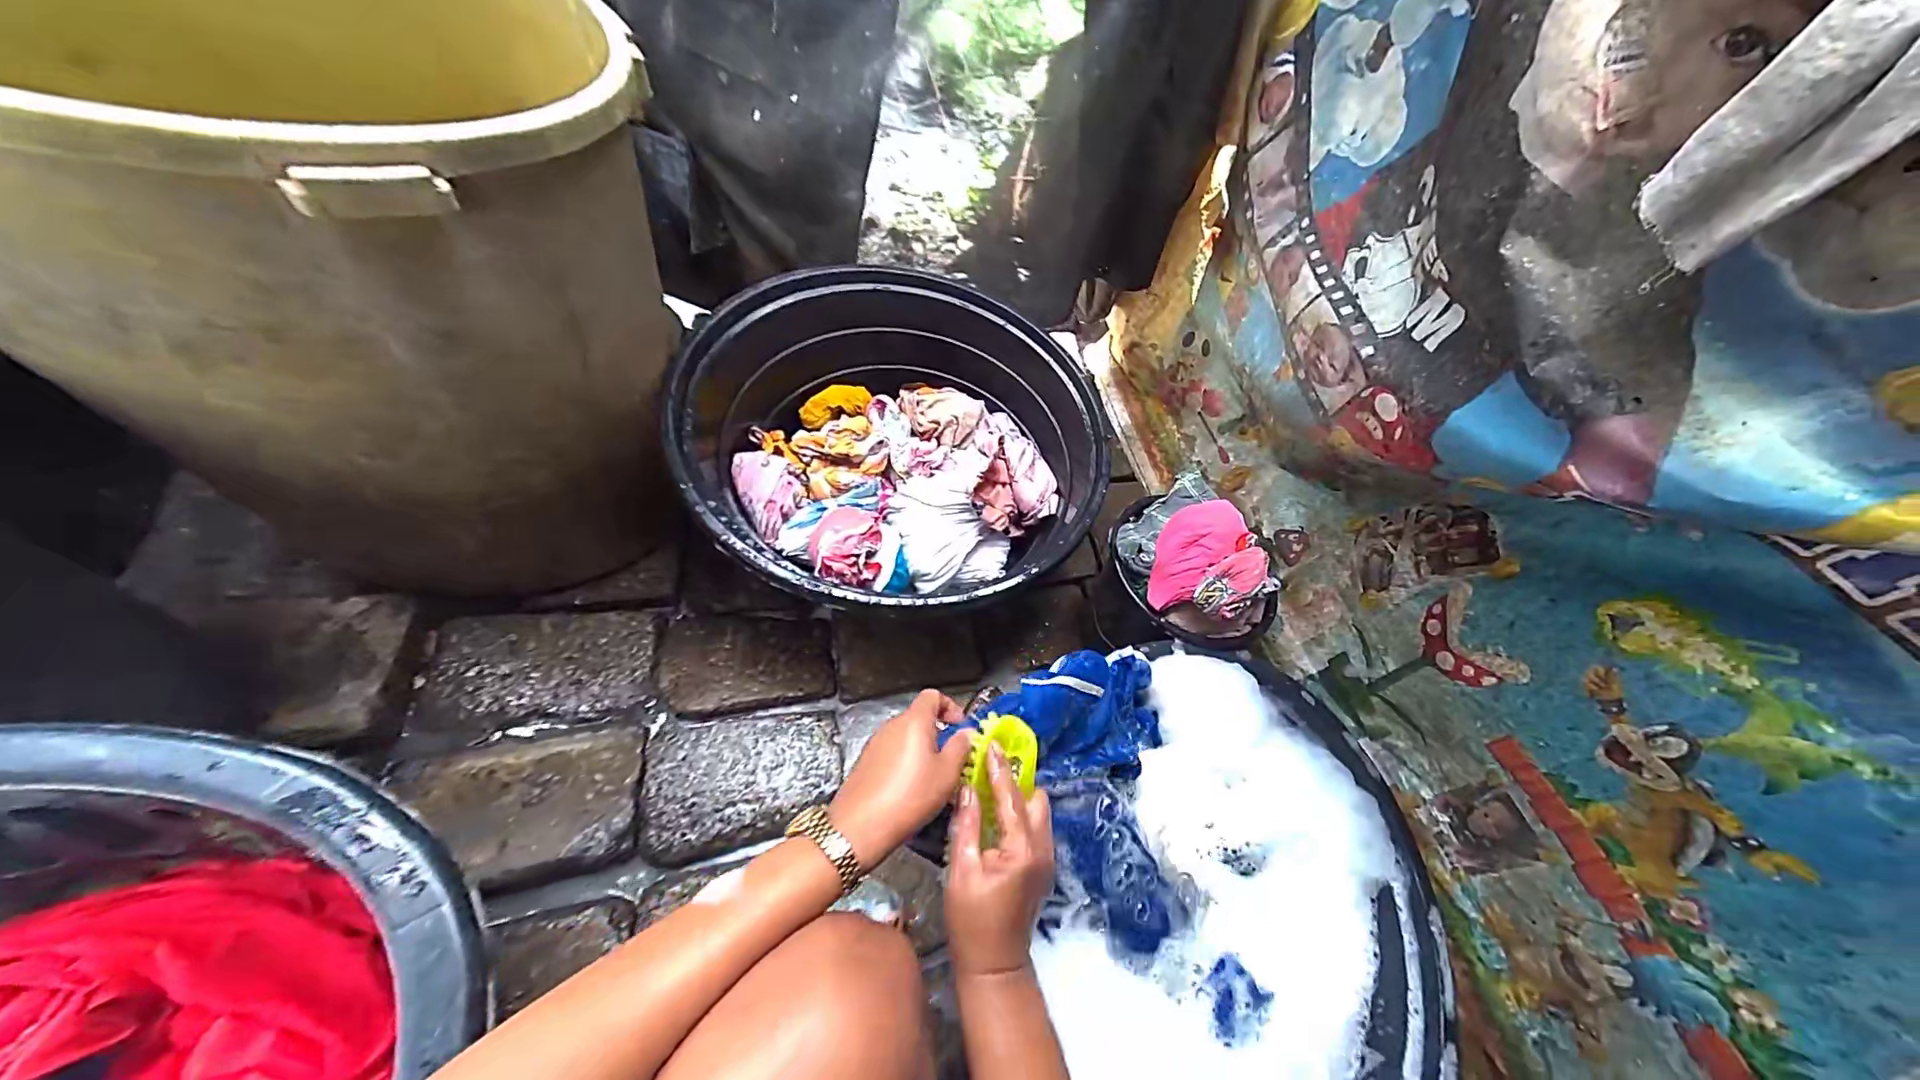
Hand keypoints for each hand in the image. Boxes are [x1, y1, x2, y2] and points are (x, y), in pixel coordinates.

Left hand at [831, 689, 973, 867]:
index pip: (933, 695)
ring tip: (934, 779)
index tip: (960, 727)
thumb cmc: (907, 797)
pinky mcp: (867, 763)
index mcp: (914, 721)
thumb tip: (966, 734)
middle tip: (953, 758)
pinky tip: (912, 790)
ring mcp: (876, 744)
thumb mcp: (947, 773)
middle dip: (939, 735)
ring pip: (906, 738)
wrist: (861, 826)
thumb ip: (960, 747)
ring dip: (923, 752)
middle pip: (919, 718)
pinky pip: (892, 754)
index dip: (950, 707)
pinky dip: (906, 764)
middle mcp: (892, 726)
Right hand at [946, 743, 1053, 977]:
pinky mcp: (1043, 868)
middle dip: (1015, 782)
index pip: (1012, 797)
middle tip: (988, 769)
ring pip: (1038, 814)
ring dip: (1018, 799)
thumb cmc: (971, 920)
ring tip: (990, 791)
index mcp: (1022, 850)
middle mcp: (1042, 850)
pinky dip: (1019, 816)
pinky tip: (996, 818)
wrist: (993, 964)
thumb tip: (968, 790)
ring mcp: (1046, 860)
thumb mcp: (962, 869)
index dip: (999, 769)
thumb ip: (967, 825)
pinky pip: (1035, 829)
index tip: (991, 745)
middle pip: (1036, 800)